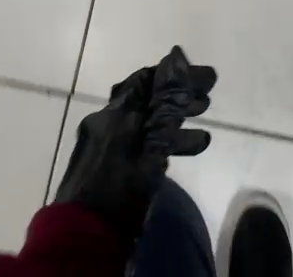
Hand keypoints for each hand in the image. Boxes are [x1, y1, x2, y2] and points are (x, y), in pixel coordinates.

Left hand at [55, 47, 216, 239]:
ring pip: (146, 126)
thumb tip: (176, 59)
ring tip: (202, 137)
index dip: (177, 74)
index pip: (148, 78)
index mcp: (116, 111)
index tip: (203, 78)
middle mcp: (107, 120)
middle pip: (148, 101)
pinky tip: (176, 158)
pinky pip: (138, 146)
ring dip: (175, 128)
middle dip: (180, 101)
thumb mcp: (151, 141)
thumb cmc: (121, 184)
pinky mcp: (105, 167)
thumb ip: (166, 102)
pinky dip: (159, 147)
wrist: (86, 234)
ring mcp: (104, 144)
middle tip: (207, 103)